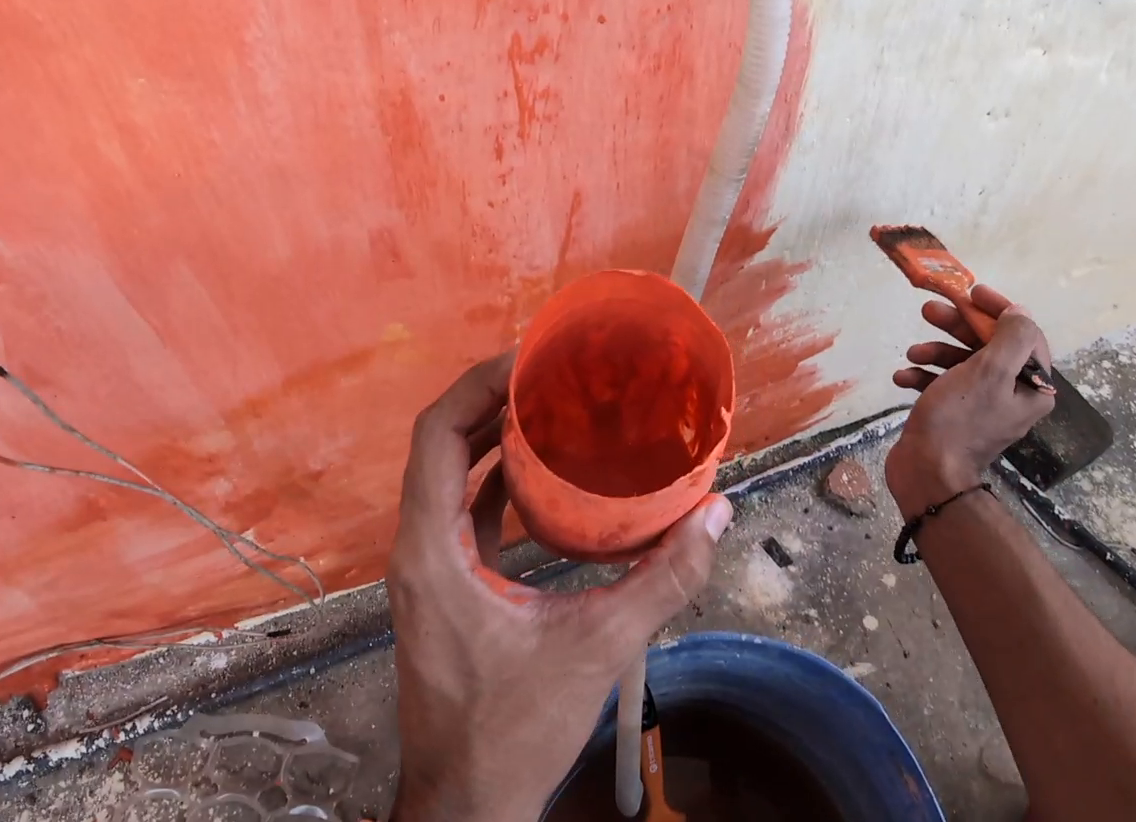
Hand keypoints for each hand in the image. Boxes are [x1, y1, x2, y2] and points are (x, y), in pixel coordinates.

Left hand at [388, 353, 734, 820]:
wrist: (467, 804)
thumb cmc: (516, 728)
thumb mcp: (598, 647)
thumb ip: (663, 580)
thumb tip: (717, 514)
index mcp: (434, 550)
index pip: (437, 436)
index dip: (478, 385)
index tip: (531, 359)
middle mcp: (418, 547)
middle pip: (441, 444)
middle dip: (491, 398)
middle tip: (552, 371)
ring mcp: (429, 567)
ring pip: (448, 474)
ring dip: (492, 434)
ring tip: (551, 404)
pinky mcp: (447, 584)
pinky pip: (464, 508)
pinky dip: (497, 477)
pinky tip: (545, 470)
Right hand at [885, 286, 1054, 514]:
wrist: (927, 471)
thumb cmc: (959, 419)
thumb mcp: (990, 371)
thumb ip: (1011, 337)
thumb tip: (1018, 313)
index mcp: (1031, 387)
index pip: (1023, 335)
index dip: (998, 310)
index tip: (971, 292)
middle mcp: (1011, 395)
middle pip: (987, 345)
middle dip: (957, 326)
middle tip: (928, 310)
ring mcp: (981, 405)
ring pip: (961, 362)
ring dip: (934, 351)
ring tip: (911, 353)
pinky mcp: (953, 414)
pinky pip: (941, 384)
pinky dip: (922, 376)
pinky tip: (903, 377)